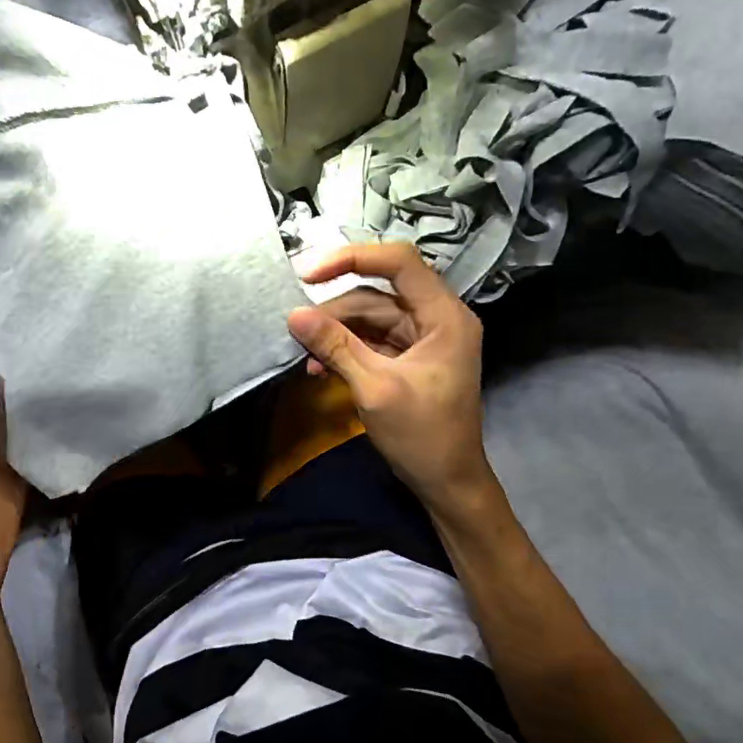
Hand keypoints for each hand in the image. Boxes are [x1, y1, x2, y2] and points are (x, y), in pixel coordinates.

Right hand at [286, 244, 492, 512]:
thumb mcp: (374, 388)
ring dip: (336, 334)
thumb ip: (335, 347)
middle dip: (335, 311)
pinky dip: (346, 350)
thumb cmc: (422, 436)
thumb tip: (294, 316)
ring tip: (304, 356)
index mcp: (444, 316)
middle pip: (378, 294)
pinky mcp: (410, 359)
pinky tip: (319, 368)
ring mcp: (423, 339)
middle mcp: (437, 318)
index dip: (352, 258)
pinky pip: (373, 341)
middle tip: (296, 329)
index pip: (399, 262)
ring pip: (371, 318)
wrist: (448, 483)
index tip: (308, 274)